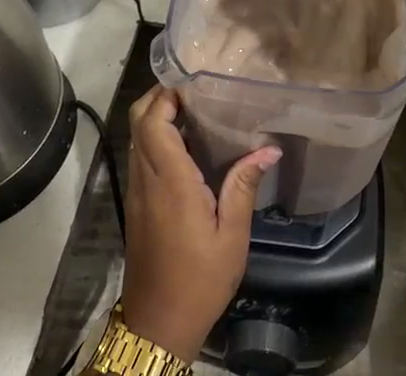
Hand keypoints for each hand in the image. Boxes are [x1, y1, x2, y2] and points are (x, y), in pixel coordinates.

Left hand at [119, 86, 280, 362]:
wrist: (158, 323)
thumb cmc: (199, 280)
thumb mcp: (232, 236)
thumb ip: (243, 187)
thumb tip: (268, 150)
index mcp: (170, 182)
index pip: (154, 123)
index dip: (166, 95)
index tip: (194, 81)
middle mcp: (147, 180)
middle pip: (139, 122)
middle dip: (160, 97)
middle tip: (195, 89)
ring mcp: (137, 192)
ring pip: (137, 138)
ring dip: (157, 116)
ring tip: (196, 109)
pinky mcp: (137, 204)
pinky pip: (141, 156)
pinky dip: (156, 138)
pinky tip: (189, 144)